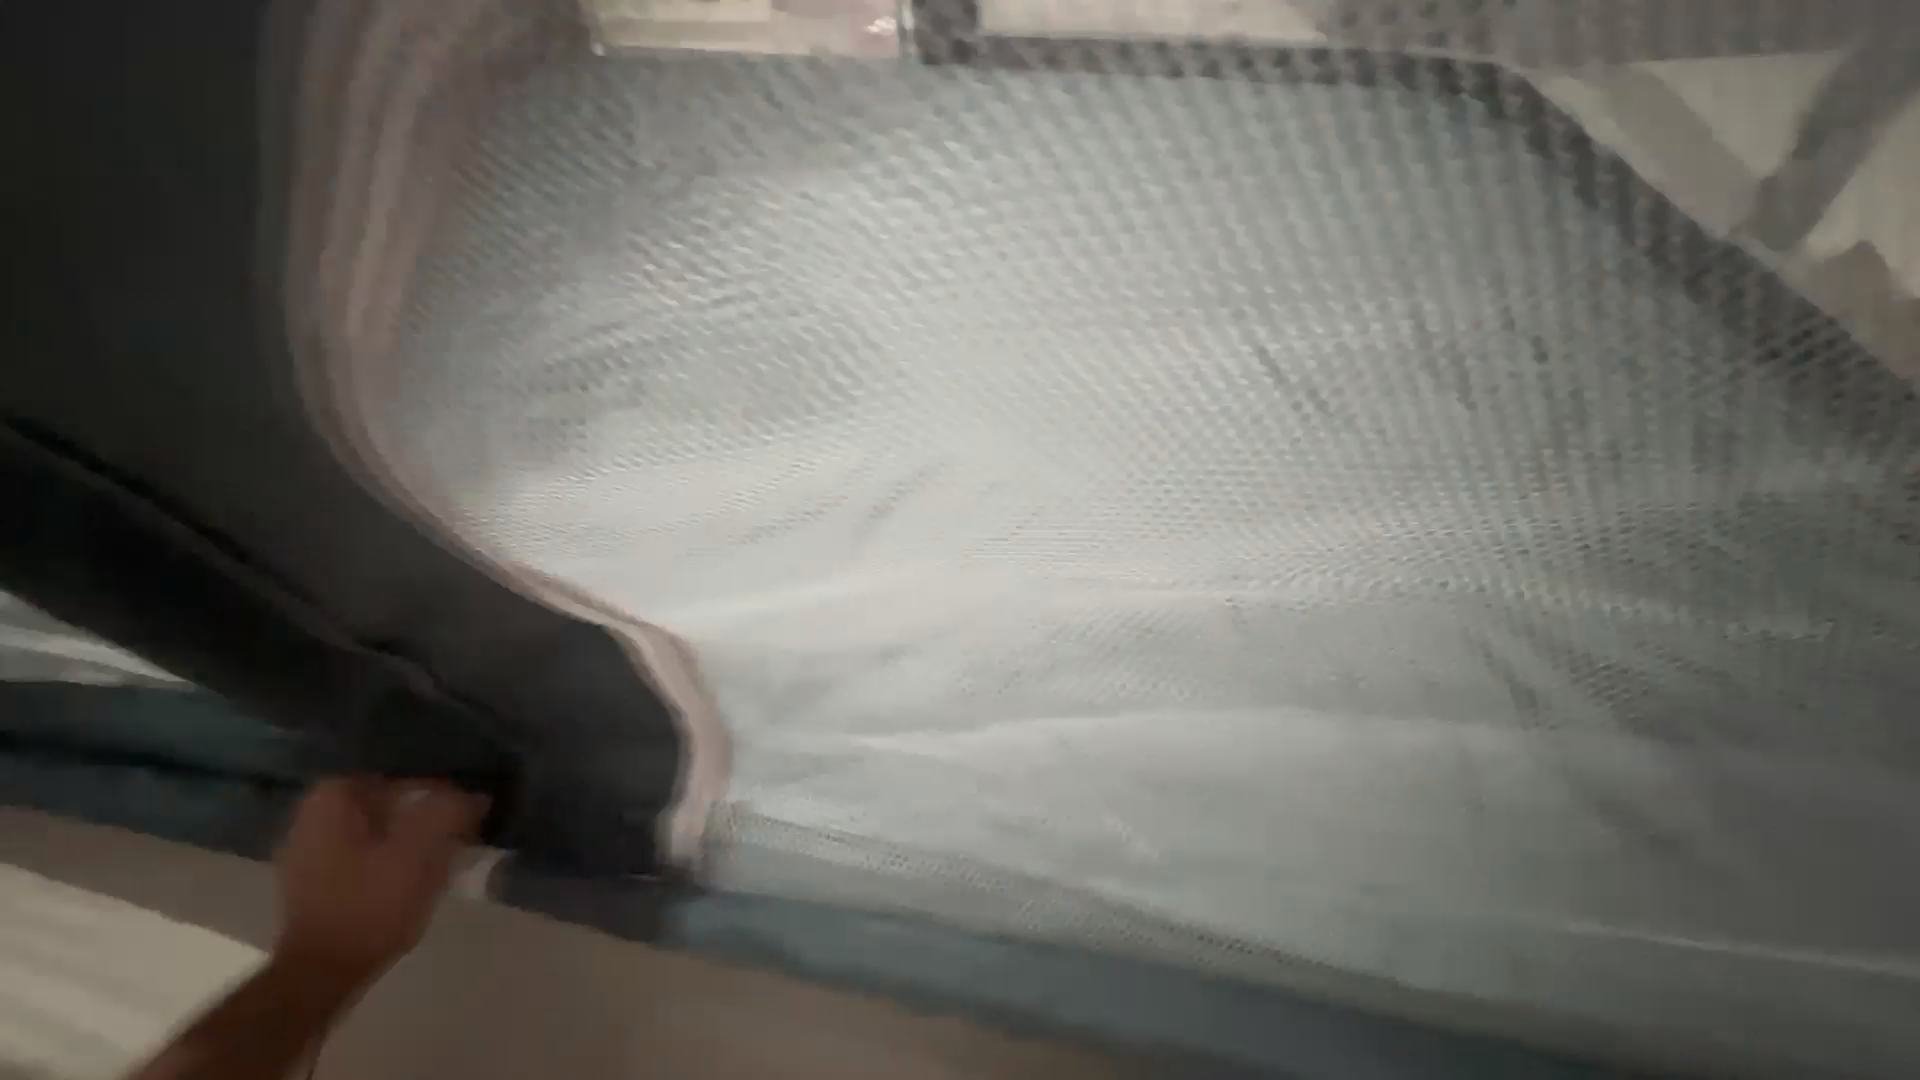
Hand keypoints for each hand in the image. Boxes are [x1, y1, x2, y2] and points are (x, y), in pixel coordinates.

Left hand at [273, 777, 487, 987]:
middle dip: (421, 812)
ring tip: (440, 854)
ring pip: (374, 829)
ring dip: (407, 836)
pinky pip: (362, 855)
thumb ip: (450, 809)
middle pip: (384, 802)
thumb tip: (474, 795)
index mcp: (332, 800)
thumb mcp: (424, 847)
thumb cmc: (373, 902)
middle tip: (456, 829)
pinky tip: (412, 876)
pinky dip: (389, 857)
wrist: (323, 973)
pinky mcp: (313, 885)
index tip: (462, 809)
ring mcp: (305, 854)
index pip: (398, 776)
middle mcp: (311, 818)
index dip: (436, 789)